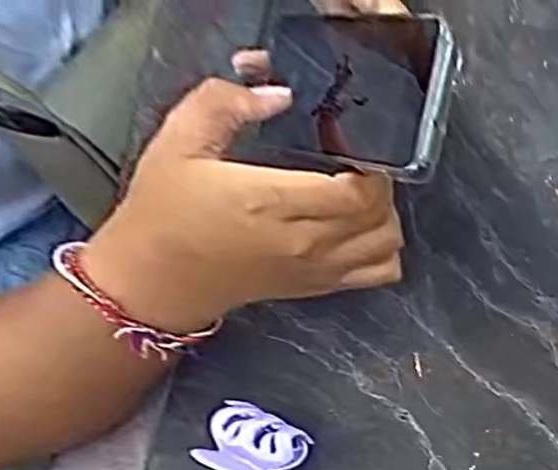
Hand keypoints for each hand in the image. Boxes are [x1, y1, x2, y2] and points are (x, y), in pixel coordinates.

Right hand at [80, 78, 403, 332]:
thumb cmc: (169, 206)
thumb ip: (222, 108)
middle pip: (378, 215)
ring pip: (389, 243)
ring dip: (388, 217)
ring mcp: (327, 267)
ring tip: (364, 197)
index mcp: (272, 203)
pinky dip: (388, 250)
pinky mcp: (332, 285)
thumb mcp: (178, 143)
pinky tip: (367, 231)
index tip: (352, 148)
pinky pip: (386, 271)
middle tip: (359, 168)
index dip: (367, 169)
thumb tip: (277, 96)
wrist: (167, 273)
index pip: (354, 192)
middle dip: (379, 187)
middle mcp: (310, 240)